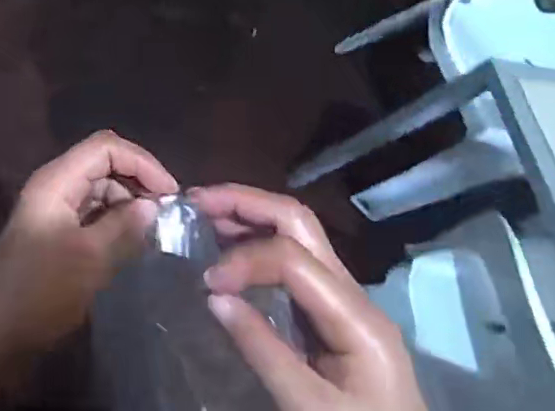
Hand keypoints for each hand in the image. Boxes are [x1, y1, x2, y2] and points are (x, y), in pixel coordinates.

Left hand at [0, 130, 179, 359]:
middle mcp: (56, 185)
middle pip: (103, 163)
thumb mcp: (88, 260)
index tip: (171, 194)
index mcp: (58, 179)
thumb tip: (153, 206)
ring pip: (100, 187)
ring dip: (129, 201)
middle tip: (169, 212)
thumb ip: (123, 228)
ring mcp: (55, 208)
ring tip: (157, 228)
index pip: (106, 147)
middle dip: (138, 180)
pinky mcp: (56, 232)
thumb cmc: (37, 291)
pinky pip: (93, 212)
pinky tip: (135, 241)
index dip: (142, 162)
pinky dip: (115, 220)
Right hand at [195, 186, 425, 410]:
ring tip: (205, 214)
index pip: (292, 257)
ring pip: (297, 232)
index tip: (208, 284)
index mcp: (357, 317)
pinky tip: (230, 248)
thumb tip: (214, 297)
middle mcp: (355, 293)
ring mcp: (347, 300)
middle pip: (298, 222)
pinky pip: (295, 258)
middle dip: (246, 203)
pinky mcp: (335, 314)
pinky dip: (258, 241)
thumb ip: (263, 352)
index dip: (244, 259)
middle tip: (197, 202)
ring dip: (250, 215)